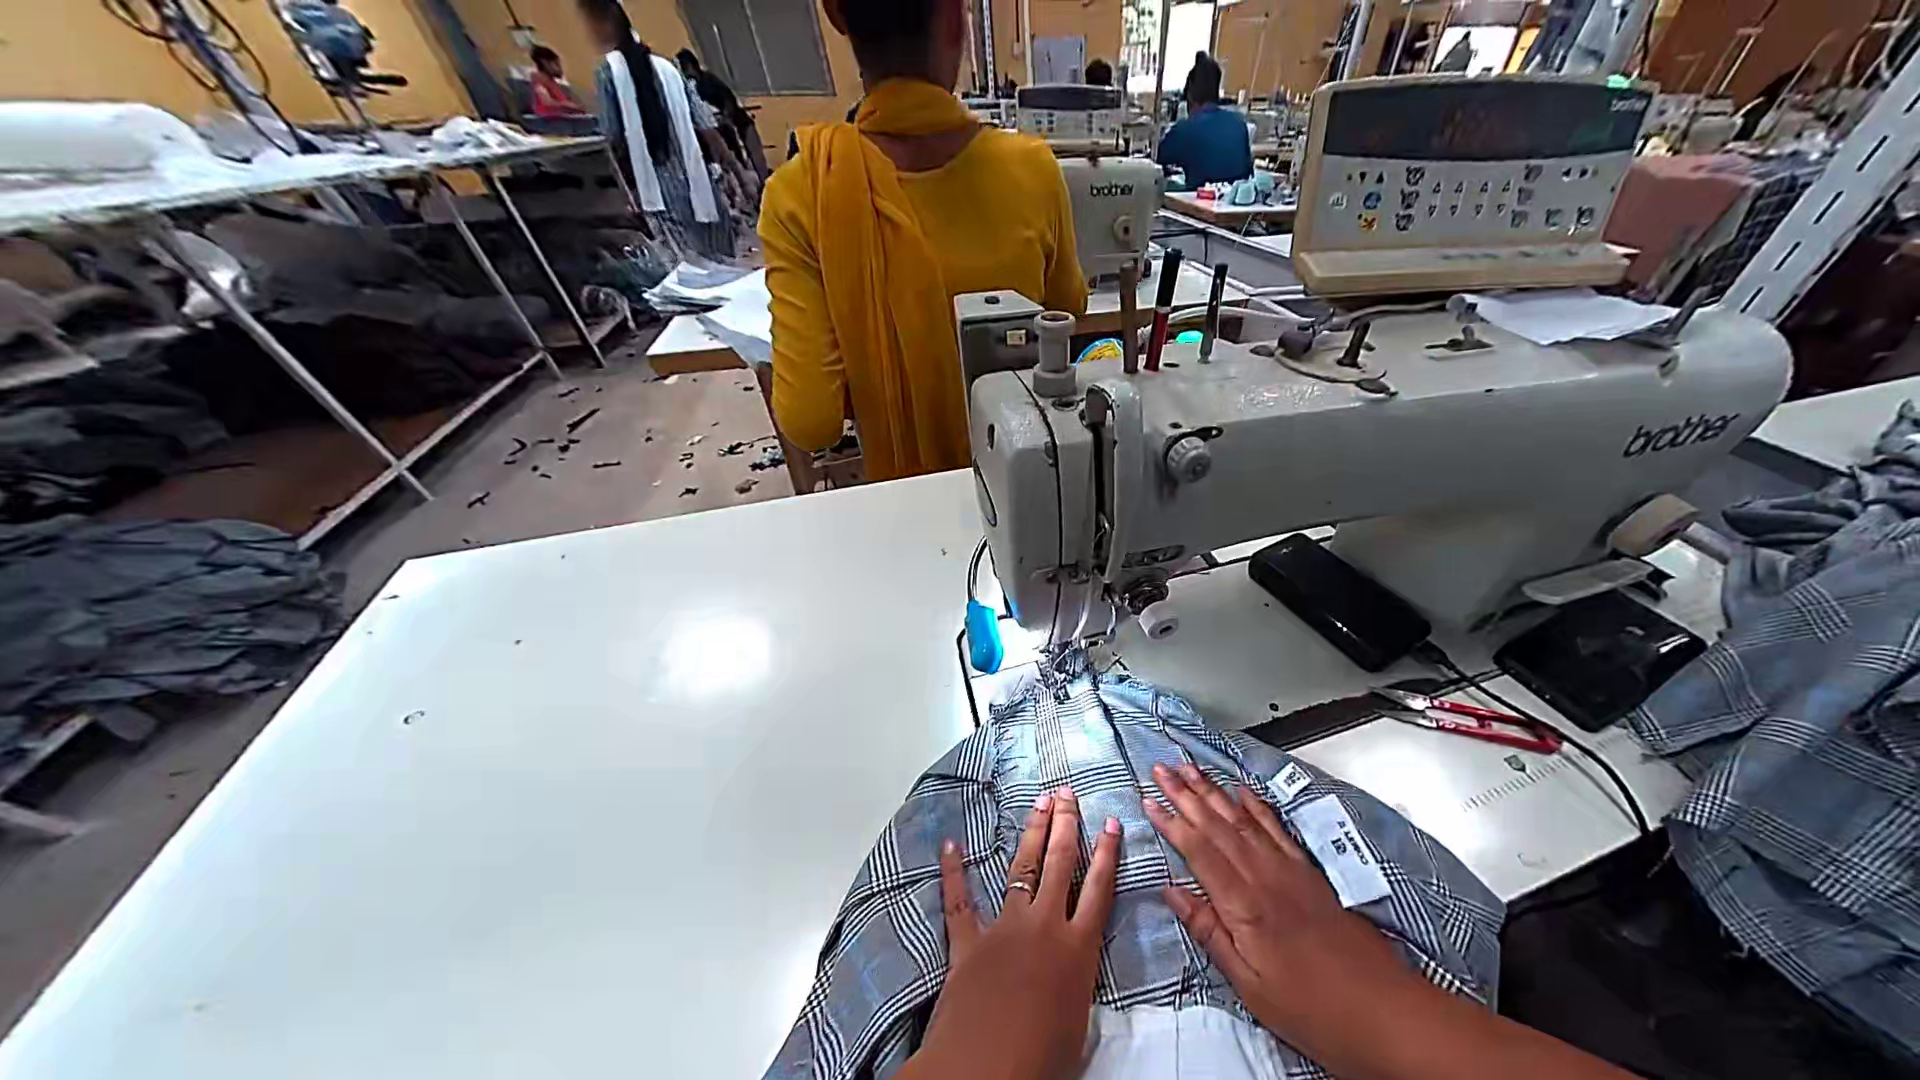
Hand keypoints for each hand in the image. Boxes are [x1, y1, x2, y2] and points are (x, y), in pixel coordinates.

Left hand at [903, 787, 1121, 1079]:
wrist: (986, 1067)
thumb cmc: (1042, 1058)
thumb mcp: (1078, 1021)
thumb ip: (1076, 980)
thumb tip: (1072, 964)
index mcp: (1076, 948)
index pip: (1098, 889)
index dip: (1106, 854)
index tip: (1110, 822)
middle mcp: (1043, 925)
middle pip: (1060, 864)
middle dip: (1065, 824)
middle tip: (1067, 794)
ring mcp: (1004, 927)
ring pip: (1021, 868)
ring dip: (1030, 833)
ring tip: (1038, 803)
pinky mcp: (969, 940)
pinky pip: (958, 900)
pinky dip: (953, 872)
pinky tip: (950, 845)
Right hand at [1143, 763, 1413, 1052]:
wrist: (1388, 1014)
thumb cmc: (1313, 1010)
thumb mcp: (1250, 984)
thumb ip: (1210, 931)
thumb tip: (1171, 892)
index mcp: (1244, 903)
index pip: (1197, 850)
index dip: (1170, 822)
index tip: (1147, 800)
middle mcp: (1264, 875)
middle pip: (1216, 824)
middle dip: (1184, 794)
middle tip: (1161, 768)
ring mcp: (1288, 869)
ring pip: (1242, 819)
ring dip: (1213, 791)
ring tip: (1189, 768)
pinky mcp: (1309, 873)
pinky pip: (1277, 829)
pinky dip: (1257, 805)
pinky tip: (1242, 790)